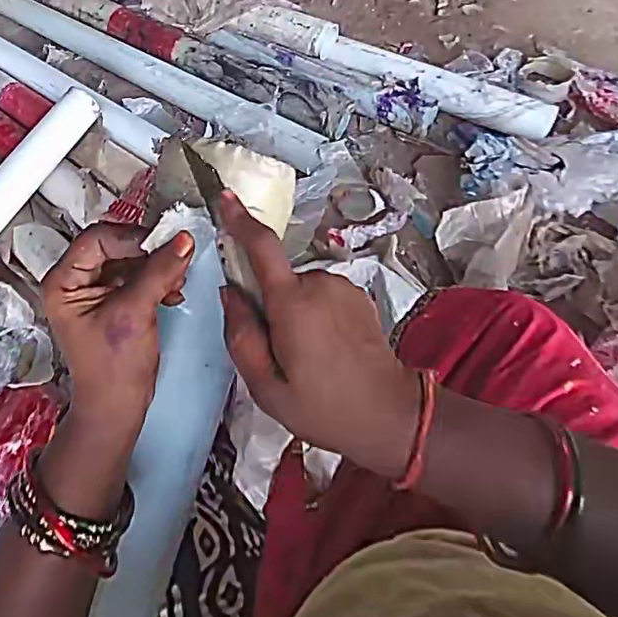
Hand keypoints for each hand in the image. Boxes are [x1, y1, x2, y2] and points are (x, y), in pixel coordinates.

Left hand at [40, 223, 195, 435]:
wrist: (117, 408)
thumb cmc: (111, 371)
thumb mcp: (135, 313)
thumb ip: (158, 272)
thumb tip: (180, 241)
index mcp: (63, 282)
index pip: (96, 239)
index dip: (131, 238)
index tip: (162, 242)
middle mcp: (74, 281)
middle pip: (114, 245)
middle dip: (147, 253)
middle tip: (174, 255)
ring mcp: (93, 290)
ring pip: (128, 258)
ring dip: (156, 266)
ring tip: (175, 278)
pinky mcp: (112, 299)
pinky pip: (136, 274)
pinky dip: (156, 278)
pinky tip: (172, 289)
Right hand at [217, 191, 422, 477]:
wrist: (393, 418)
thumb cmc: (325, 408)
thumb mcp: (265, 386)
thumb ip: (239, 335)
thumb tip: (230, 294)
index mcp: (293, 304)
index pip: (261, 246)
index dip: (239, 219)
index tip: (225, 198)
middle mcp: (319, 284)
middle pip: (275, 278)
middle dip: (266, 304)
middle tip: (277, 350)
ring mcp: (342, 287)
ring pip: (297, 289)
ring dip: (292, 311)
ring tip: (306, 355)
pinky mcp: (358, 295)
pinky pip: (319, 294)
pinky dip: (313, 313)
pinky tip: (326, 348)